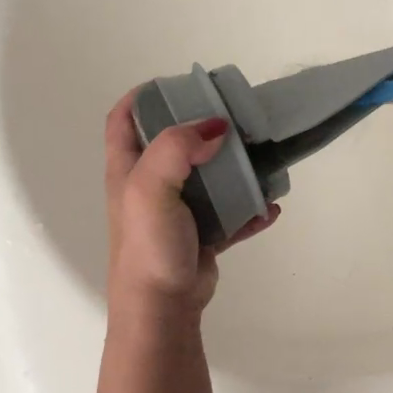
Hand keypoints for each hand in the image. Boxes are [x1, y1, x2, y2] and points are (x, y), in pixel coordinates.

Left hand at [103, 91, 279, 323]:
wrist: (163, 308)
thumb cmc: (148, 244)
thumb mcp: (150, 186)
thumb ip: (176, 148)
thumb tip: (214, 127)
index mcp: (128, 169)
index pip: (123, 120)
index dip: (141, 96)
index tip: (174, 83)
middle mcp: (151, 185)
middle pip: (173, 143)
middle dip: (201, 126)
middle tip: (232, 114)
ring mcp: (178, 212)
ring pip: (208, 177)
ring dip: (234, 167)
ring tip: (261, 156)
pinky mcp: (202, 236)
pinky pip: (231, 216)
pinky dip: (250, 210)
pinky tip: (270, 206)